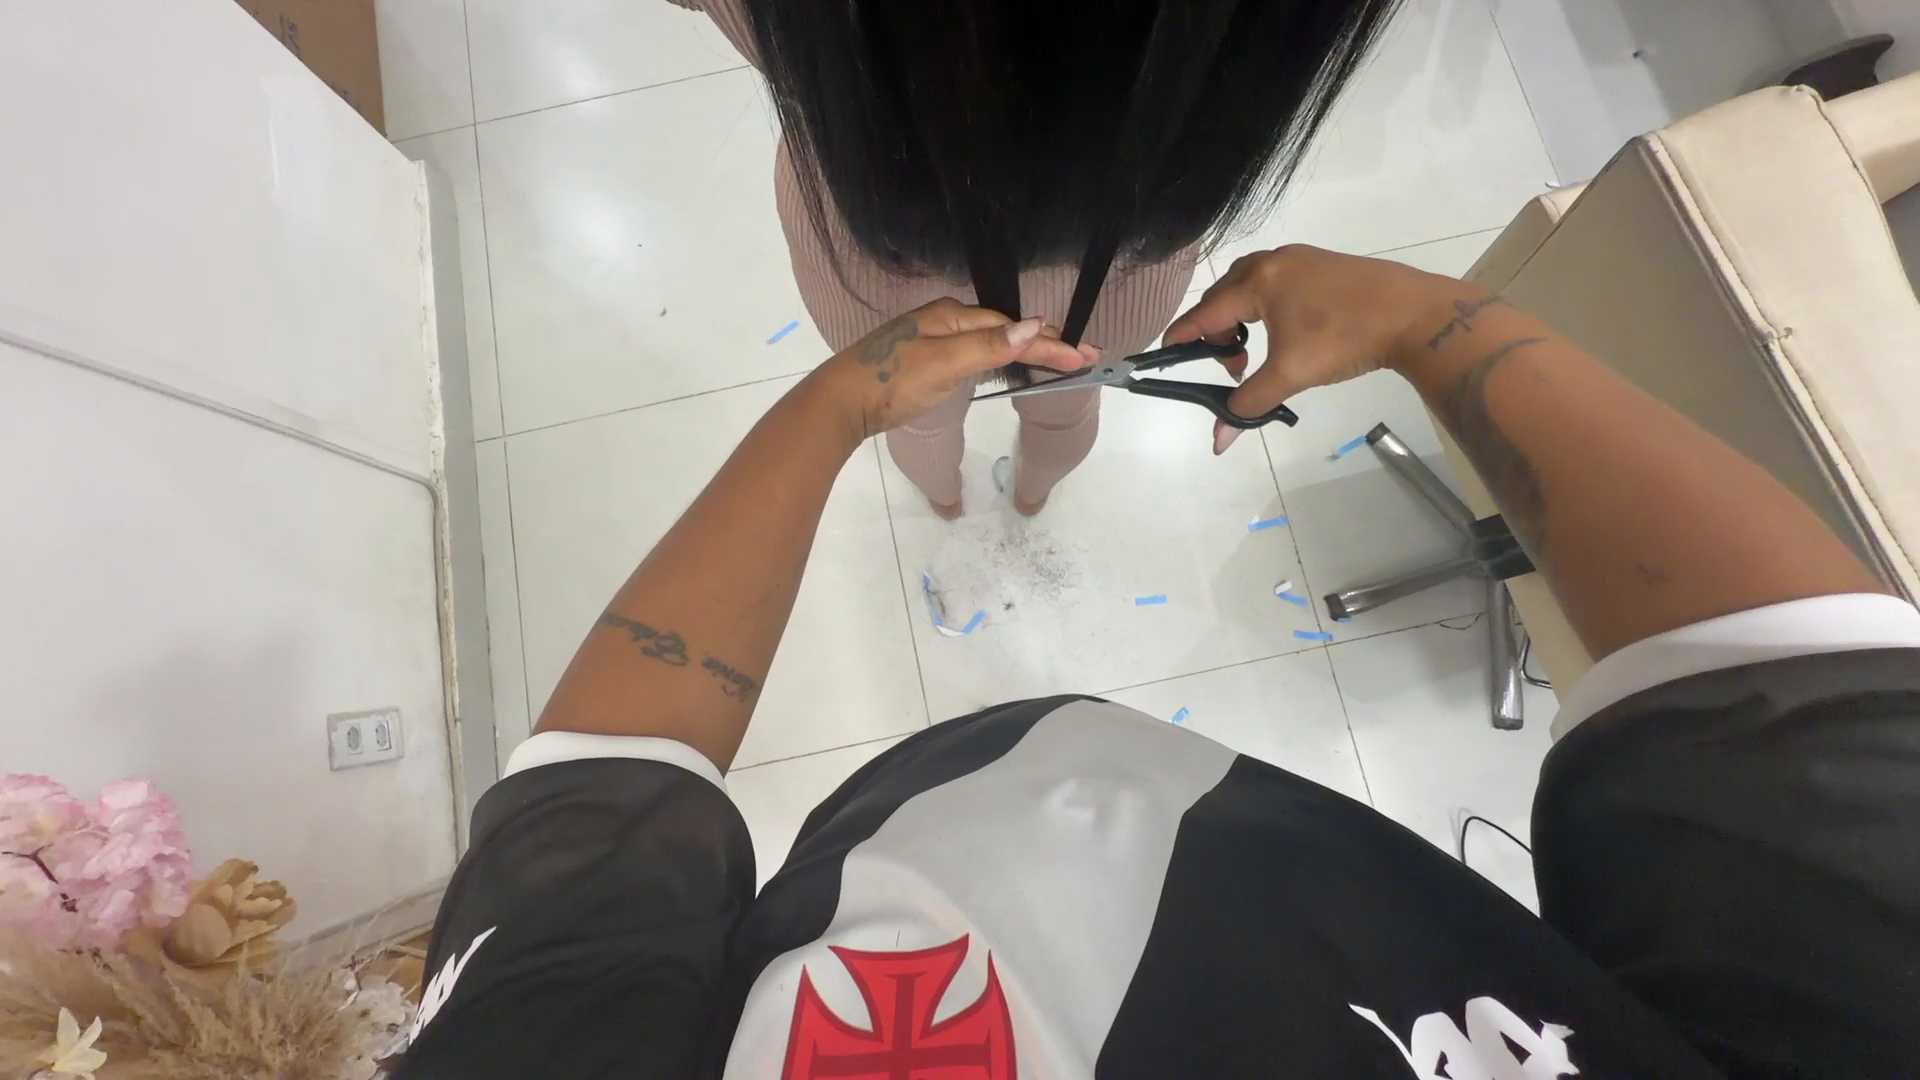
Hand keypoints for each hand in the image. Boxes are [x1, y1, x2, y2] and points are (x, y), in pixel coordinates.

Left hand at [811, 299, 1095, 439]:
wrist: (843, 401)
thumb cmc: (893, 381)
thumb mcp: (945, 363)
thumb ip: (989, 346)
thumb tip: (1034, 327)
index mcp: (953, 315)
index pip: (1012, 327)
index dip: (1049, 343)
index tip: (1083, 357)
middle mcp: (946, 319)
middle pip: (1005, 329)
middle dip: (1044, 341)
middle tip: (1081, 356)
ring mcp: (934, 338)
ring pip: (990, 340)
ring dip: (1025, 348)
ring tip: (1056, 358)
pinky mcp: (925, 359)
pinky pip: (975, 352)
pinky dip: (1000, 357)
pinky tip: (1005, 362)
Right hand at [1164, 245, 1460, 452]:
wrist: (1416, 315)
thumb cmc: (1346, 339)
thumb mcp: (1290, 374)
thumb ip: (1247, 404)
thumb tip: (1219, 441)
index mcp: (1257, 281)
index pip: (1203, 314)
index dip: (1180, 339)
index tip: (1164, 359)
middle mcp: (1271, 261)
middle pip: (1220, 297)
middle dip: (1214, 335)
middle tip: (1232, 369)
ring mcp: (1297, 258)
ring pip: (1244, 287)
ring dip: (1237, 320)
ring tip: (1254, 353)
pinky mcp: (1318, 264)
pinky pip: (1270, 282)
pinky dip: (1259, 308)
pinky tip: (1280, 333)